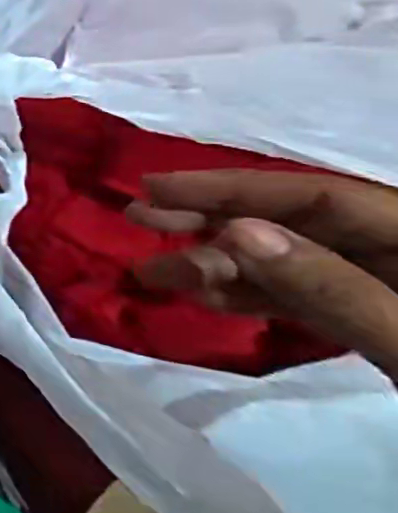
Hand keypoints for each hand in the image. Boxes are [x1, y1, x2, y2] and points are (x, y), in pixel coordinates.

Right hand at [129, 168, 397, 379]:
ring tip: (154, 271)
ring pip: (287, 262)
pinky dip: (245, 295)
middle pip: (300, 225)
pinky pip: (300, 298)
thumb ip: (338, 290)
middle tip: (140, 218)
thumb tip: (238, 230)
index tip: (156, 187)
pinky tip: (199, 295)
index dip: (238, 186)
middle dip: (215, 220)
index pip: (327, 198)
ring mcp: (393, 296)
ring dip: (216, 264)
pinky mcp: (376, 326)